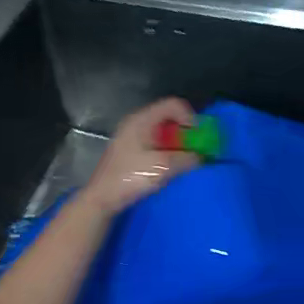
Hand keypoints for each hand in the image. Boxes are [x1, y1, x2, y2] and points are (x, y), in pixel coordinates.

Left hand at [78, 98, 201, 216]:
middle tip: (196, 150)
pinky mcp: (129, 152)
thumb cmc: (130, 178)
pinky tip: (170, 168)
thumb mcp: (163, 167)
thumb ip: (186, 159)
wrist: (101, 198)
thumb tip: (202, 157)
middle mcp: (135, 124)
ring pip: (161, 132)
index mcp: (141, 120)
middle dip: (185, 132)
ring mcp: (131, 138)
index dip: (190, 117)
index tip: (198, 138)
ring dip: (176, 144)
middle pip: (168, 118)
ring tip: (186, 161)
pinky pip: (154, 144)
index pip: (173, 104)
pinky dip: (166, 152)